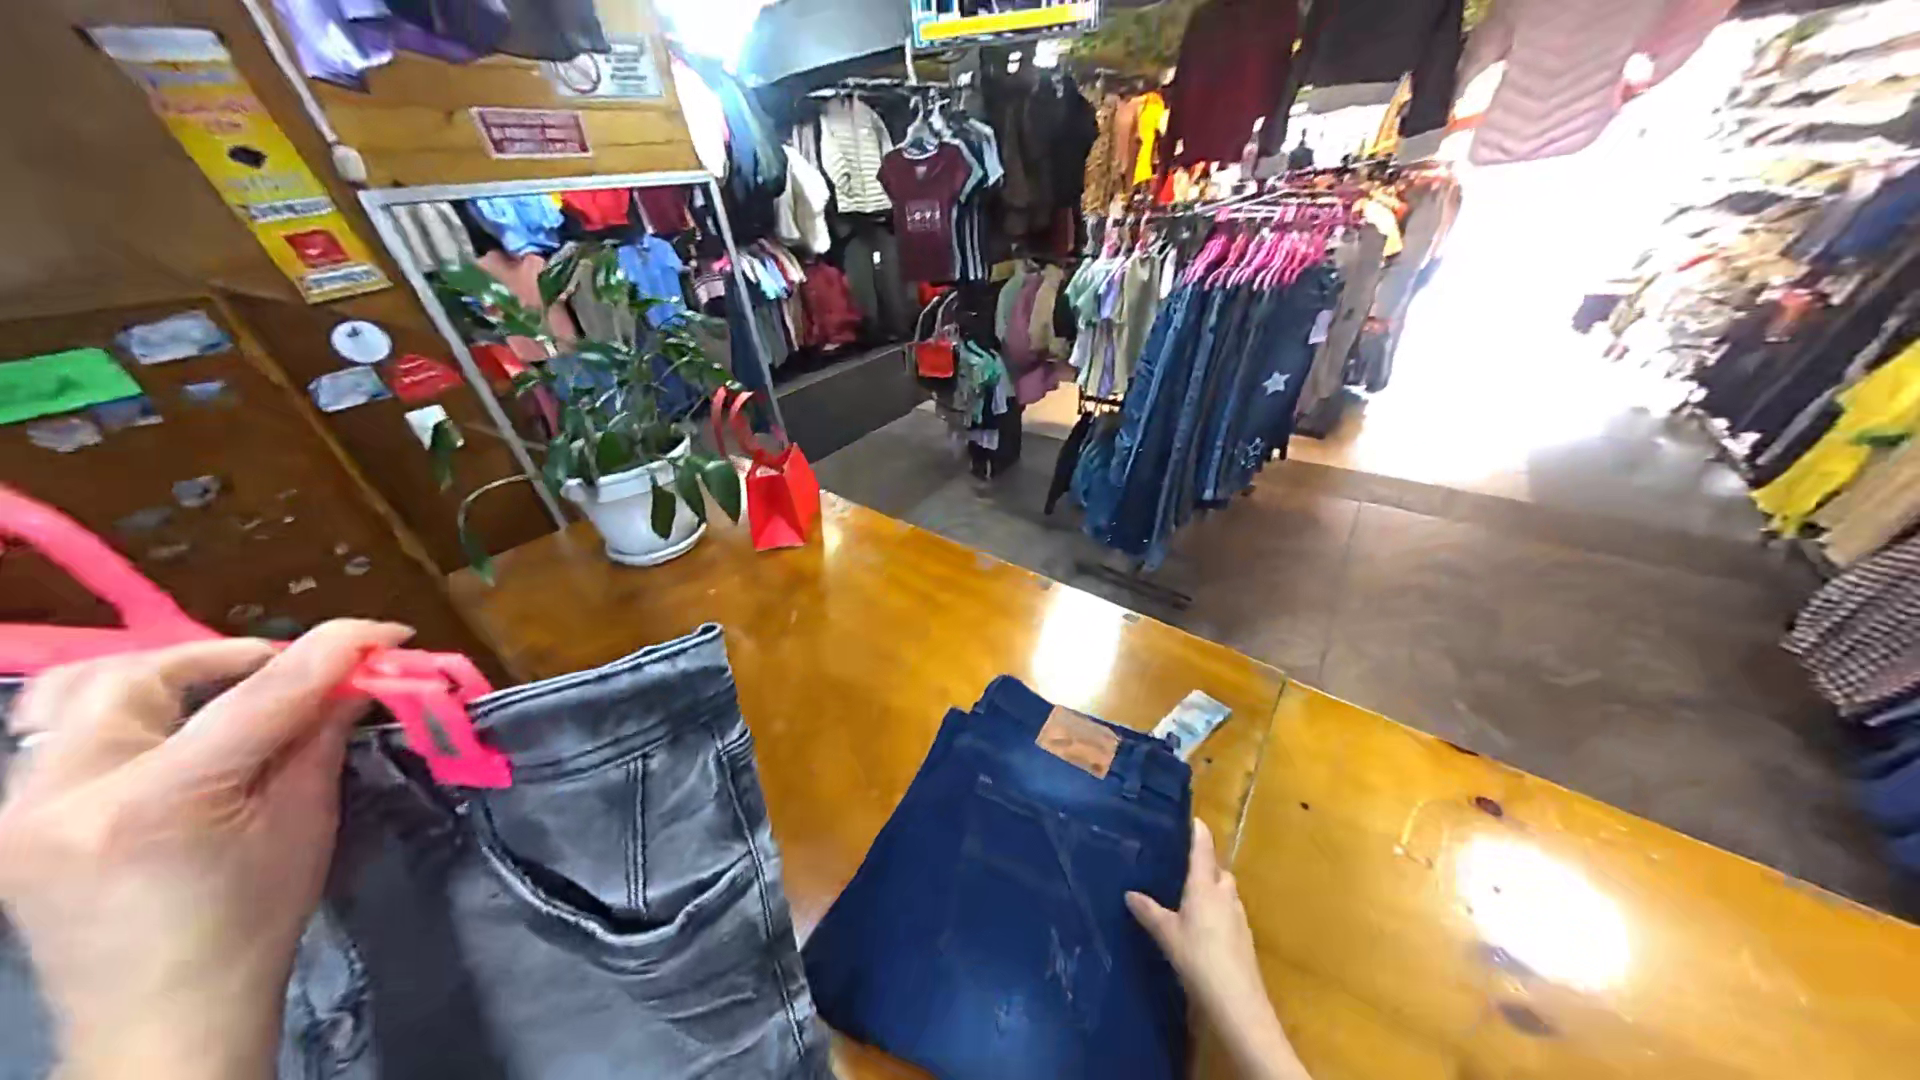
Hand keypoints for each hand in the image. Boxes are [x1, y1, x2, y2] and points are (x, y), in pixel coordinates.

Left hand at [0, 620, 412, 1079]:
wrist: (164, 1008)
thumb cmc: (255, 914)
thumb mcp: (306, 816)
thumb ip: (322, 734)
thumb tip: (359, 676)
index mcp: (155, 802)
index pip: (260, 693)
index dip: (334, 650)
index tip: (388, 631)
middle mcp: (64, 794)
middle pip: (141, 674)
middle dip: (234, 655)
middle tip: (297, 667)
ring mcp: (18, 807)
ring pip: (80, 691)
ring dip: (172, 674)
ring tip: (232, 686)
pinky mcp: (13, 815)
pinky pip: (65, 730)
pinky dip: (134, 709)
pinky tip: (182, 725)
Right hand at [1127, 819, 1309, 1079]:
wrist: (1239, 1005)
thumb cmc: (1199, 959)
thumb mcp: (1167, 935)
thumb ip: (1149, 912)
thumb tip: (1130, 893)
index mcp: (1204, 886)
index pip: (1203, 848)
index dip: (1198, 831)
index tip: (1191, 817)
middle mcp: (1224, 895)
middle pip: (1218, 870)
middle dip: (1206, 864)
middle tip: (1183, 864)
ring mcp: (1238, 918)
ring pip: (1226, 892)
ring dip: (1213, 889)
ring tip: (1190, 896)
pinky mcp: (1244, 939)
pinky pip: (1229, 912)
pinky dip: (1218, 911)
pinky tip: (1203, 927)